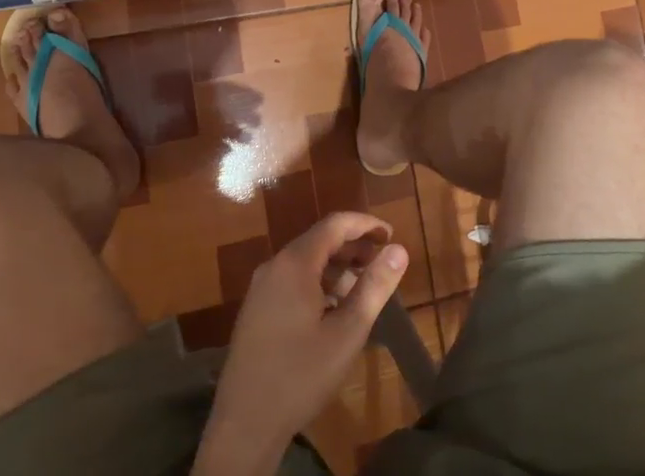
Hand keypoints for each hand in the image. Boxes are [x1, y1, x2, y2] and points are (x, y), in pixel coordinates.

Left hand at [193, 213, 409, 474]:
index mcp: (294, 264)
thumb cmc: (301, 374)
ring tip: (364, 287)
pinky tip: (335, 308)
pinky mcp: (257, 308)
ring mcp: (261, 288)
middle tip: (383, 262)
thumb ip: (374, 287)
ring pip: (305, 262)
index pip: (334, 225)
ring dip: (337, 267)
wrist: (246, 420)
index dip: (365, 224)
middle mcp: (273, 266)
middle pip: (318, 241)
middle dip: (353, 246)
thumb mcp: (347, 332)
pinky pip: (292, 280)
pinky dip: (318, 282)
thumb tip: (399, 250)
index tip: (391, 235)